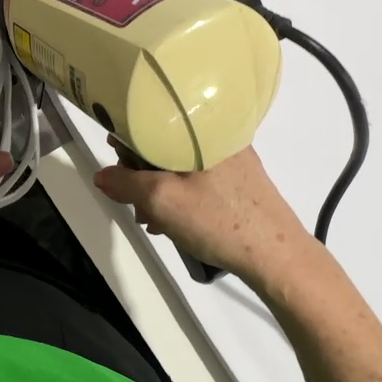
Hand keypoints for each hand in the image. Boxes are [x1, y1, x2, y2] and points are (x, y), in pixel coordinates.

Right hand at [93, 142, 317, 290]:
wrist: (279, 259)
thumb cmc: (219, 221)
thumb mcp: (160, 200)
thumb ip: (125, 182)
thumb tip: (102, 176)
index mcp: (204, 132)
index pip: (152, 123)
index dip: (126, 143)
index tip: (117, 168)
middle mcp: (221, 138)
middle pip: (165, 146)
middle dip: (142, 174)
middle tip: (136, 205)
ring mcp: (234, 161)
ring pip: (180, 165)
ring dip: (159, 190)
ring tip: (153, 221)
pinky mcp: (242, 183)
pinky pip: (198, 179)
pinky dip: (181, 195)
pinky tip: (174, 222)